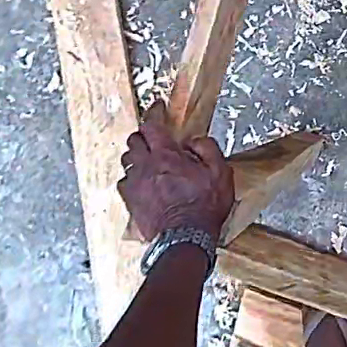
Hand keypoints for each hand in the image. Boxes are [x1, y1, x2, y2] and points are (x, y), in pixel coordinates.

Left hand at [116, 122, 233, 241]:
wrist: (185, 239)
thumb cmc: (205, 205)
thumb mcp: (221, 172)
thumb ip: (207, 149)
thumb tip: (193, 140)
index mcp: (166, 156)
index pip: (151, 126)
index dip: (153, 113)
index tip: (158, 107)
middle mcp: (145, 167)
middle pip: (133, 141)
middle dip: (144, 135)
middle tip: (156, 137)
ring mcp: (134, 185)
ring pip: (127, 160)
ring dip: (137, 155)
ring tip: (151, 158)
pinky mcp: (131, 202)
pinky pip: (125, 182)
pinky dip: (133, 176)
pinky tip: (145, 181)